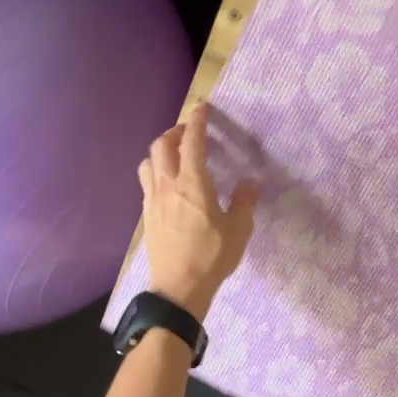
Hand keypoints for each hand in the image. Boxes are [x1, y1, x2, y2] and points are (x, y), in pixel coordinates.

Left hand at [137, 103, 258, 318]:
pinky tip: (167, 186)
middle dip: (174, 133)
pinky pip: (146, 184)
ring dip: (160, 152)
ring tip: (173, 156)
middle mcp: (168, 186)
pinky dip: (156, 174)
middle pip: (161, 146)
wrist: (178, 288)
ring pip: (148, 163)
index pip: (192, 142)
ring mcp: (153, 201)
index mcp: (193, 183)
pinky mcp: (146, 217)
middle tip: (188, 133)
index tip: (202, 108)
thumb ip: (244, 202)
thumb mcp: (239, 230)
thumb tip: (250, 183)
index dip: (197, 121)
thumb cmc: (212, 257)